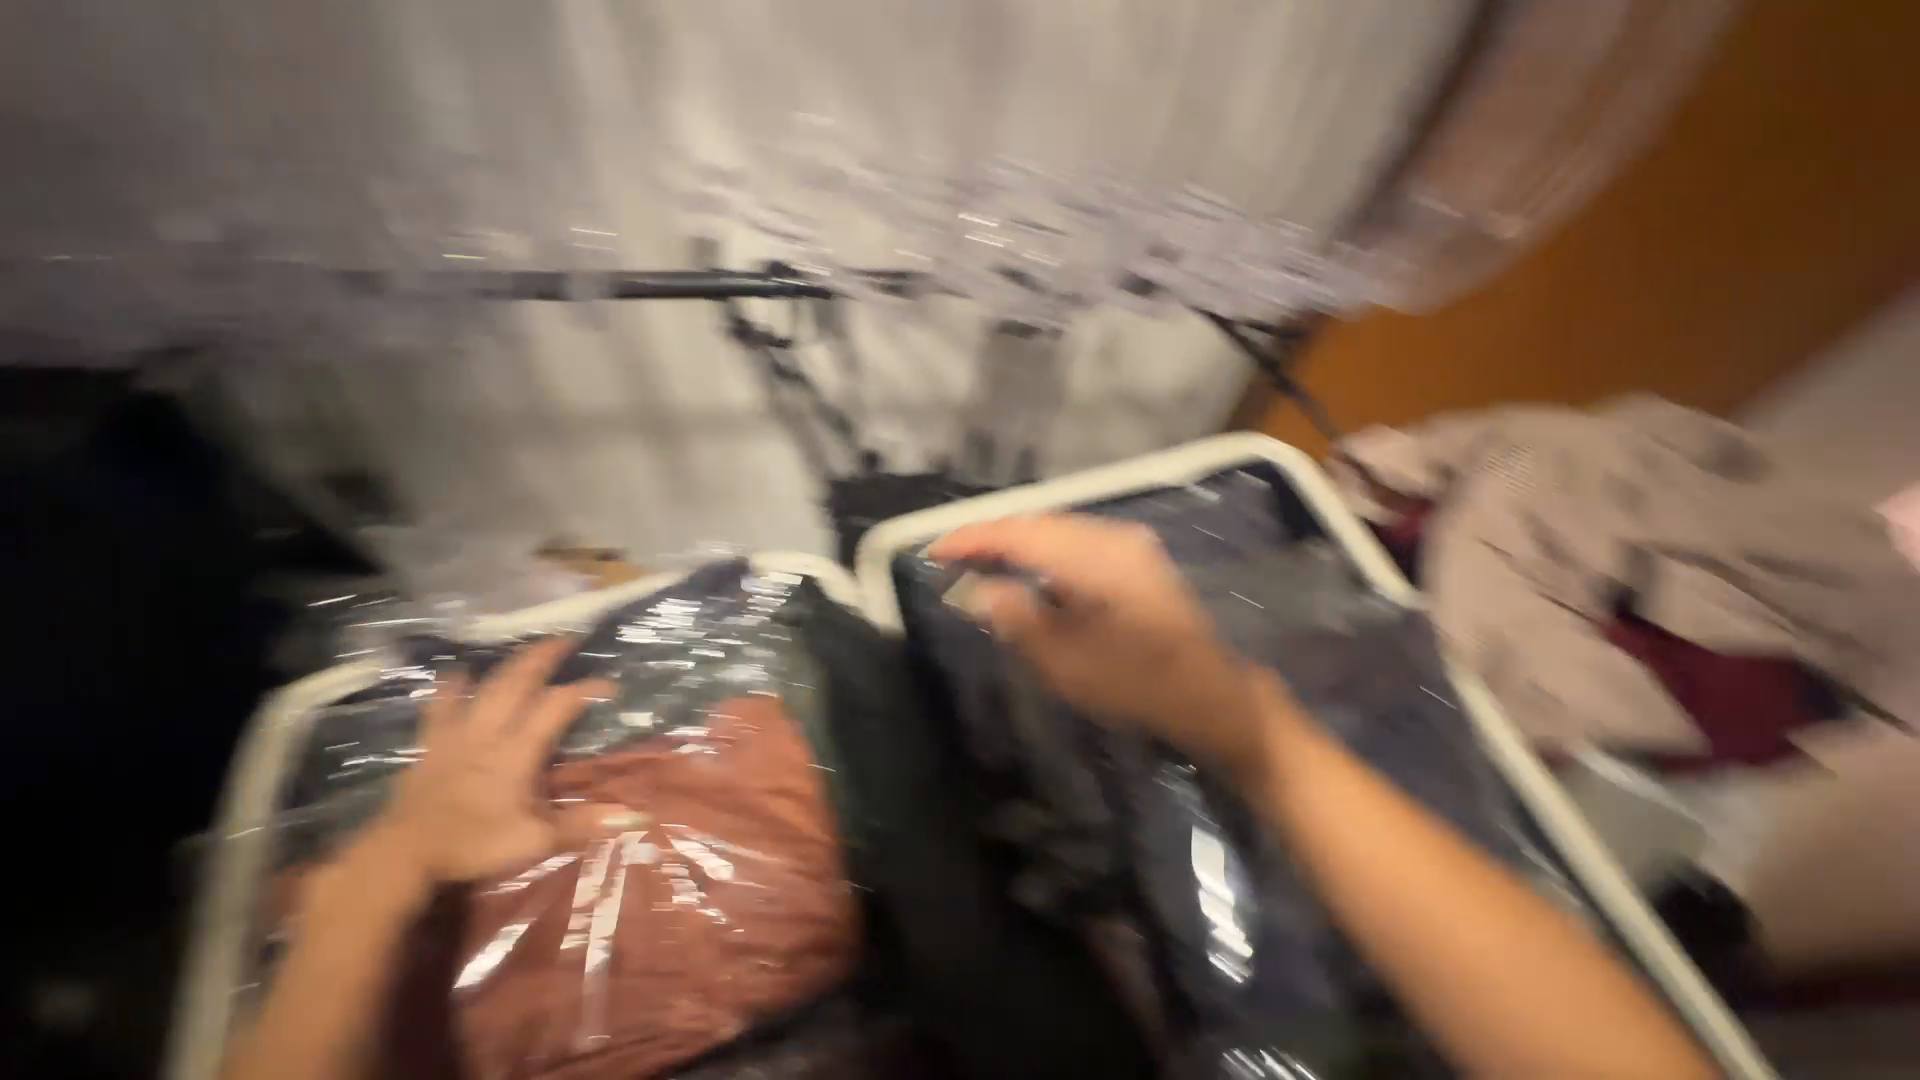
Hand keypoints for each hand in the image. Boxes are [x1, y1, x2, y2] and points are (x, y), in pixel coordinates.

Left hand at [356, 638, 620, 888]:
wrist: (402, 855)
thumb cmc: (473, 845)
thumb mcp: (535, 841)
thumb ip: (582, 824)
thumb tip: (635, 815)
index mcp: (519, 750)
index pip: (559, 705)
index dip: (587, 690)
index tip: (610, 685)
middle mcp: (490, 731)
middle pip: (519, 681)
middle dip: (545, 657)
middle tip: (567, 639)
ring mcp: (457, 734)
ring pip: (485, 686)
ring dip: (507, 664)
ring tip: (525, 649)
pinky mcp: (431, 744)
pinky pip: (440, 705)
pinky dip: (451, 687)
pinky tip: (457, 675)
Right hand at [931, 515, 1279, 775]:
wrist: (1208, 692)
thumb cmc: (1133, 681)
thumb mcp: (1064, 660)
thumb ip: (1016, 617)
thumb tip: (977, 590)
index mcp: (1091, 556)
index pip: (1018, 533)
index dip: (972, 538)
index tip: (934, 552)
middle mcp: (1110, 536)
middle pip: (1037, 523)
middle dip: (992, 538)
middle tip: (952, 558)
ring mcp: (1128, 544)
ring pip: (1057, 530)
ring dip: (1018, 543)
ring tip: (982, 563)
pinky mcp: (1136, 559)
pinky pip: (1077, 542)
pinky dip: (1045, 552)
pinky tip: (1029, 572)